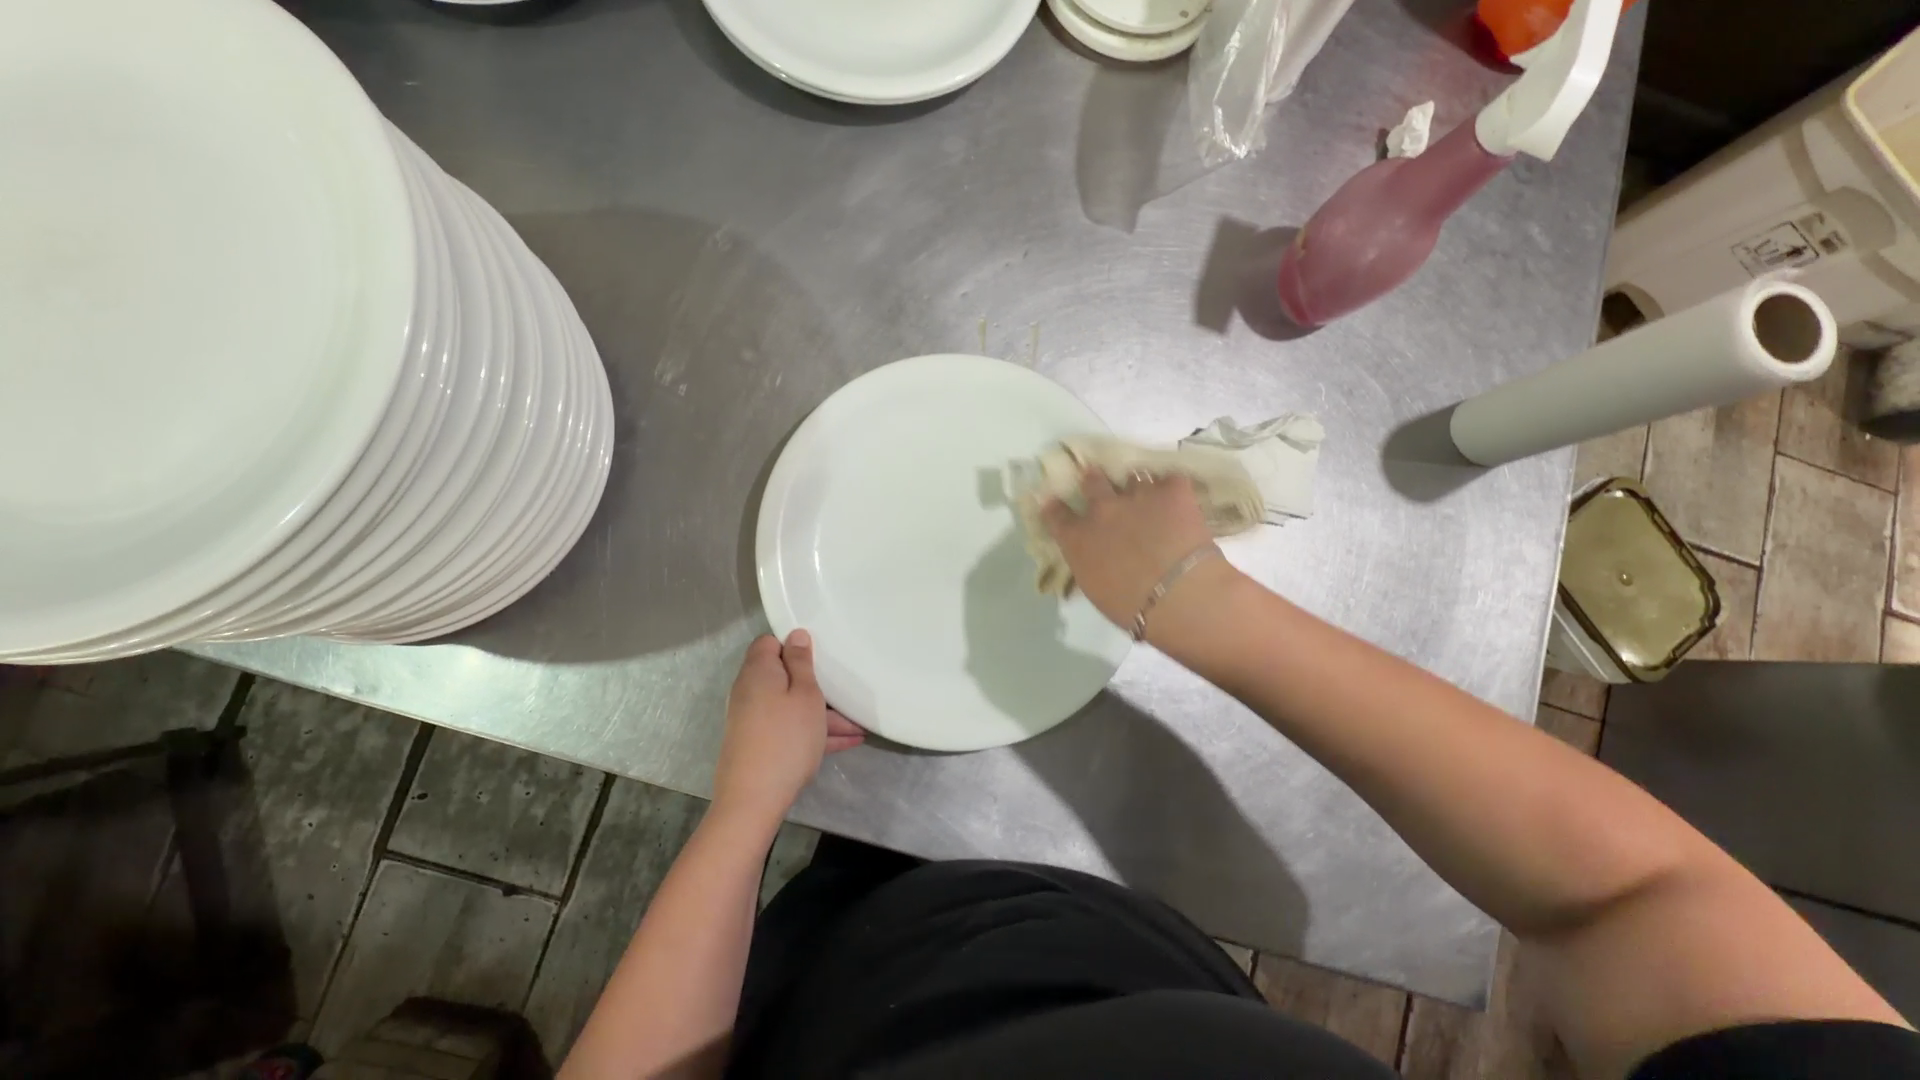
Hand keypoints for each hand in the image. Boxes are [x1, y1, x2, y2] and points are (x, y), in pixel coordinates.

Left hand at [712, 630, 863, 825]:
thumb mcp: (805, 694)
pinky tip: (848, 742)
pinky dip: (815, 733)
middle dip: (817, 685)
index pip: (770, 643)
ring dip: (823, 715)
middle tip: (847, 692)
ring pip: (792, 707)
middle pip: (784, 677)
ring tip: (860, 726)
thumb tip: (795, 634)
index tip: (820, 656)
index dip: (794, 646)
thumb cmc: (786, 738)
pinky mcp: (759, 744)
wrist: (754, 798)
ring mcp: (754, 720)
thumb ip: (801, 662)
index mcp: (758, 671)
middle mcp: (751, 692)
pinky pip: (791, 729)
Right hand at [1041, 468, 1223, 629]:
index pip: (1056, 514)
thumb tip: (1094, 556)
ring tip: (1148, 496)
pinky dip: (1173, 489)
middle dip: (1095, 480)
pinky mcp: (1172, 491)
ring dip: (1137, 486)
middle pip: (1093, 481)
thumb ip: (1089, 563)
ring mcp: (1138, 495)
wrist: (1177, 595)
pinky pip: (1171, 479)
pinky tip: (1179, 499)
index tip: (1055, 503)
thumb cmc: (1131, 607)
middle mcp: (1103, 510)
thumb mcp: (1094, 589)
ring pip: (1134, 478)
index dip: (1055, 507)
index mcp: (1078, 539)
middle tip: (1100, 483)